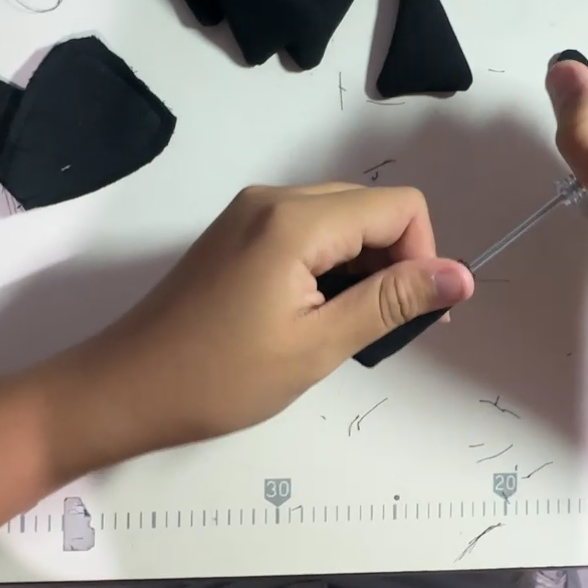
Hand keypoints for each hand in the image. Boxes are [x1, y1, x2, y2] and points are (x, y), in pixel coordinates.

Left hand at [50, 184, 473, 461]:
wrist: (125, 389)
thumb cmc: (221, 378)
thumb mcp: (317, 345)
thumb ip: (392, 303)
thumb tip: (462, 275)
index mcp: (296, 219)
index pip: (400, 207)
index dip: (421, 257)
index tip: (408, 315)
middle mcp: (275, 198)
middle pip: (371, 208)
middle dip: (394, 263)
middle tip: (379, 329)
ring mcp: (251, 212)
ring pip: (342, 220)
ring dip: (362, 267)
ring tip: (343, 327)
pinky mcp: (239, 233)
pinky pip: (309, 231)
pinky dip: (330, 266)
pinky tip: (312, 312)